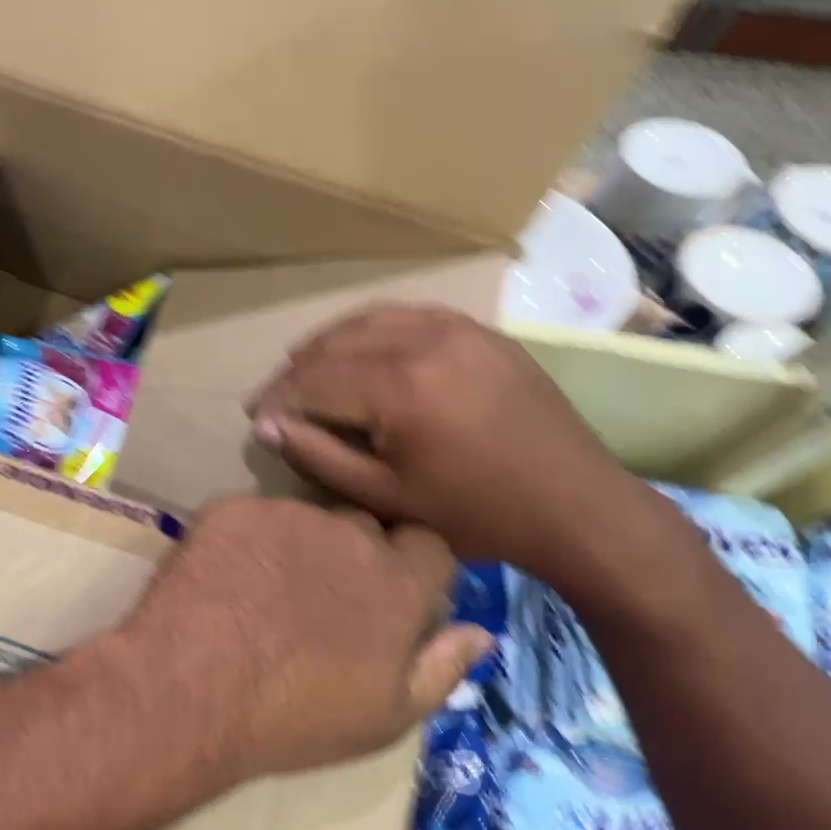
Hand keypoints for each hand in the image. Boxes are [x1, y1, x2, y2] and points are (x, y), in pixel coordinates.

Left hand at [104, 496, 490, 779]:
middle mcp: (350, 533)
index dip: (411, 572)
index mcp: (400, 581)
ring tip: (264, 592)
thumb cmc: (293, 716)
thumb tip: (479, 632)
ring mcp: (285, 515)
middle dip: (354, 556)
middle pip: (365, 528)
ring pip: (305, 519)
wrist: (190, 691)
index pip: (429, 547)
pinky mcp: (229, 509)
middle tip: (317, 601)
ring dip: (298, 545)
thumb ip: (441, 667)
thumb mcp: (386, 718)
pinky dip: (246, 540)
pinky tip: (226, 579)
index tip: (387, 601)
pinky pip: (251, 516)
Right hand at [246, 306, 668, 590]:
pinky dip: (370, 331)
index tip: (256, 419)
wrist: (574, 504)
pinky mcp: (480, 331)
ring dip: (327, 346)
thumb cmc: (474, 513)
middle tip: (273, 401)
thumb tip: (267, 424)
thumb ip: (317, 456)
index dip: (278, 399)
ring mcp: (457, 328)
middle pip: (335, 344)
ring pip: (368, 321)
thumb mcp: (384, 497)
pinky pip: (407, 316)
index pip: (313, 379)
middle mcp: (425, 339)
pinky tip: (358, 354)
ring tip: (303, 373)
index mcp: (400, 385)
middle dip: (296, 372)